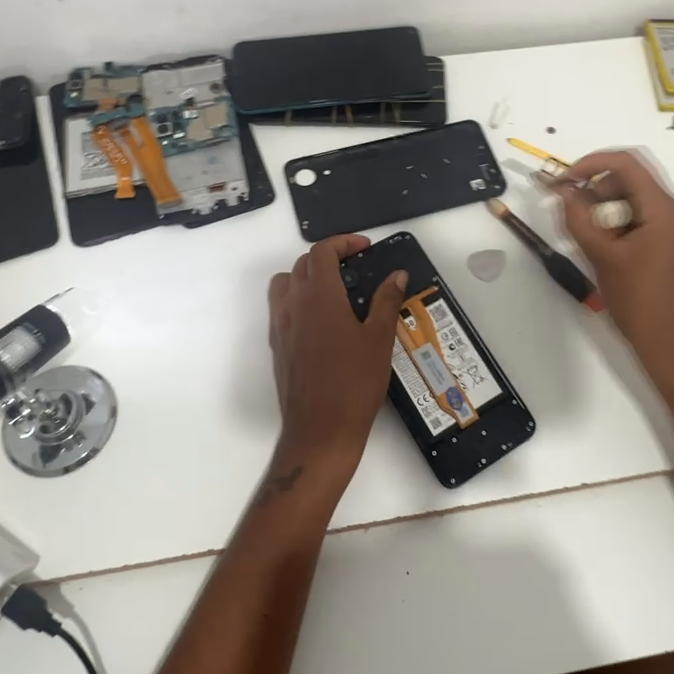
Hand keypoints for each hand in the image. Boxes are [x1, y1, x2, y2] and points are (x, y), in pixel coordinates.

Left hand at [266, 235, 409, 478]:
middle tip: (355, 268)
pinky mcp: (277, 345)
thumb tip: (396, 274)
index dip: (343, 243)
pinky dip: (298, 300)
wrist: (320, 430)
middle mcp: (293, 304)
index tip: (364, 248)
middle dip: (328, 258)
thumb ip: (386, 301)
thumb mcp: (380, 339)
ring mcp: (280, 325)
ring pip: (285, 284)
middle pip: (302, 264)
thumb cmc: (355, 382)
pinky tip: (322, 321)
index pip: (321, 252)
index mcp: (319, 296)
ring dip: (306, 277)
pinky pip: (281, 308)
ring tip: (334, 291)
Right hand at [557, 150, 673, 378]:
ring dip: (604, 208)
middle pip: (629, 180)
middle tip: (572, 214)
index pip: (627, 163)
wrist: (669, 343)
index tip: (565, 181)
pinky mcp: (671, 242)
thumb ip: (579, 218)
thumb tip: (565, 191)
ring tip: (585, 237)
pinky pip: (640, 218)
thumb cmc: (638, 301)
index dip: (591, 163)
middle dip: (596, 190)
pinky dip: (617, 223)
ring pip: (633, 199)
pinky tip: (601, 247)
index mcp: (665, 209)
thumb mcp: (602, 256)